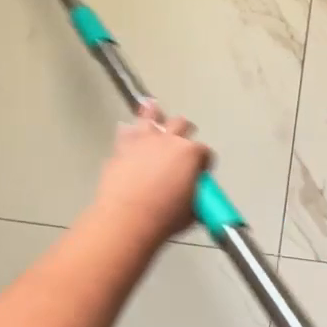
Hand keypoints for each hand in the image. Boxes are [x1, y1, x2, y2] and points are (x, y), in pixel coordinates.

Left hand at [91, 101, 210, 241]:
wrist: (127, 218)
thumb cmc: (165, 217)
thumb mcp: (191, 210)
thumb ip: (194, 196)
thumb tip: (192, 196)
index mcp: (191, 153)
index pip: (205, 151)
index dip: (204, 161)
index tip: (201, 171)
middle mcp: (169, 140)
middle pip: (181, 124)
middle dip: (185, 130)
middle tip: (184, 138)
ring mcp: (143, 140)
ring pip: (151, 116)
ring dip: (154, 114)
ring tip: (153, 108)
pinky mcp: (122, 147)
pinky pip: (125, 131)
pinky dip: (129, 131)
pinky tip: (128, 130)